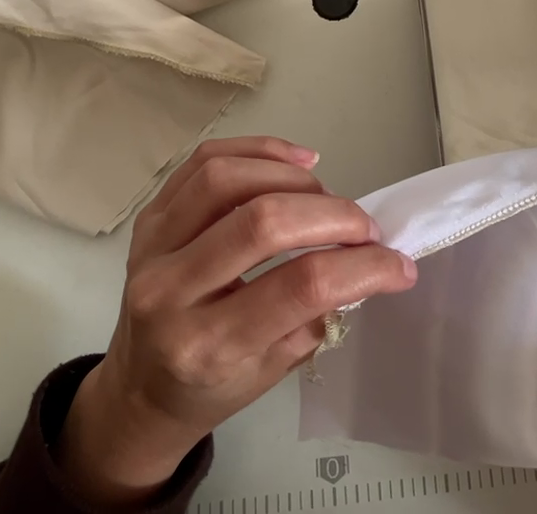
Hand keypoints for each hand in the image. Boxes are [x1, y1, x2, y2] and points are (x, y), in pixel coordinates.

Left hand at [59, 136, 417, 503]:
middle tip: (365, 227)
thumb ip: (319, 312)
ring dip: (294, 179)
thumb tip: (372, 258)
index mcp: (206, 345)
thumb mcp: (273, 371)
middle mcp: (169, 290)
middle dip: (333, 215)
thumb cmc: (212, 386)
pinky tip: (298, 163)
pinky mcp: (150, 215)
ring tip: (324, 197)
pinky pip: (205, 160)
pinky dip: (260, 150)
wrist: (139, 386)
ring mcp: (152, 245)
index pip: (298, 288)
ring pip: (227, 179)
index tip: (398, 264)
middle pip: (262, 223)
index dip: (361, 267)